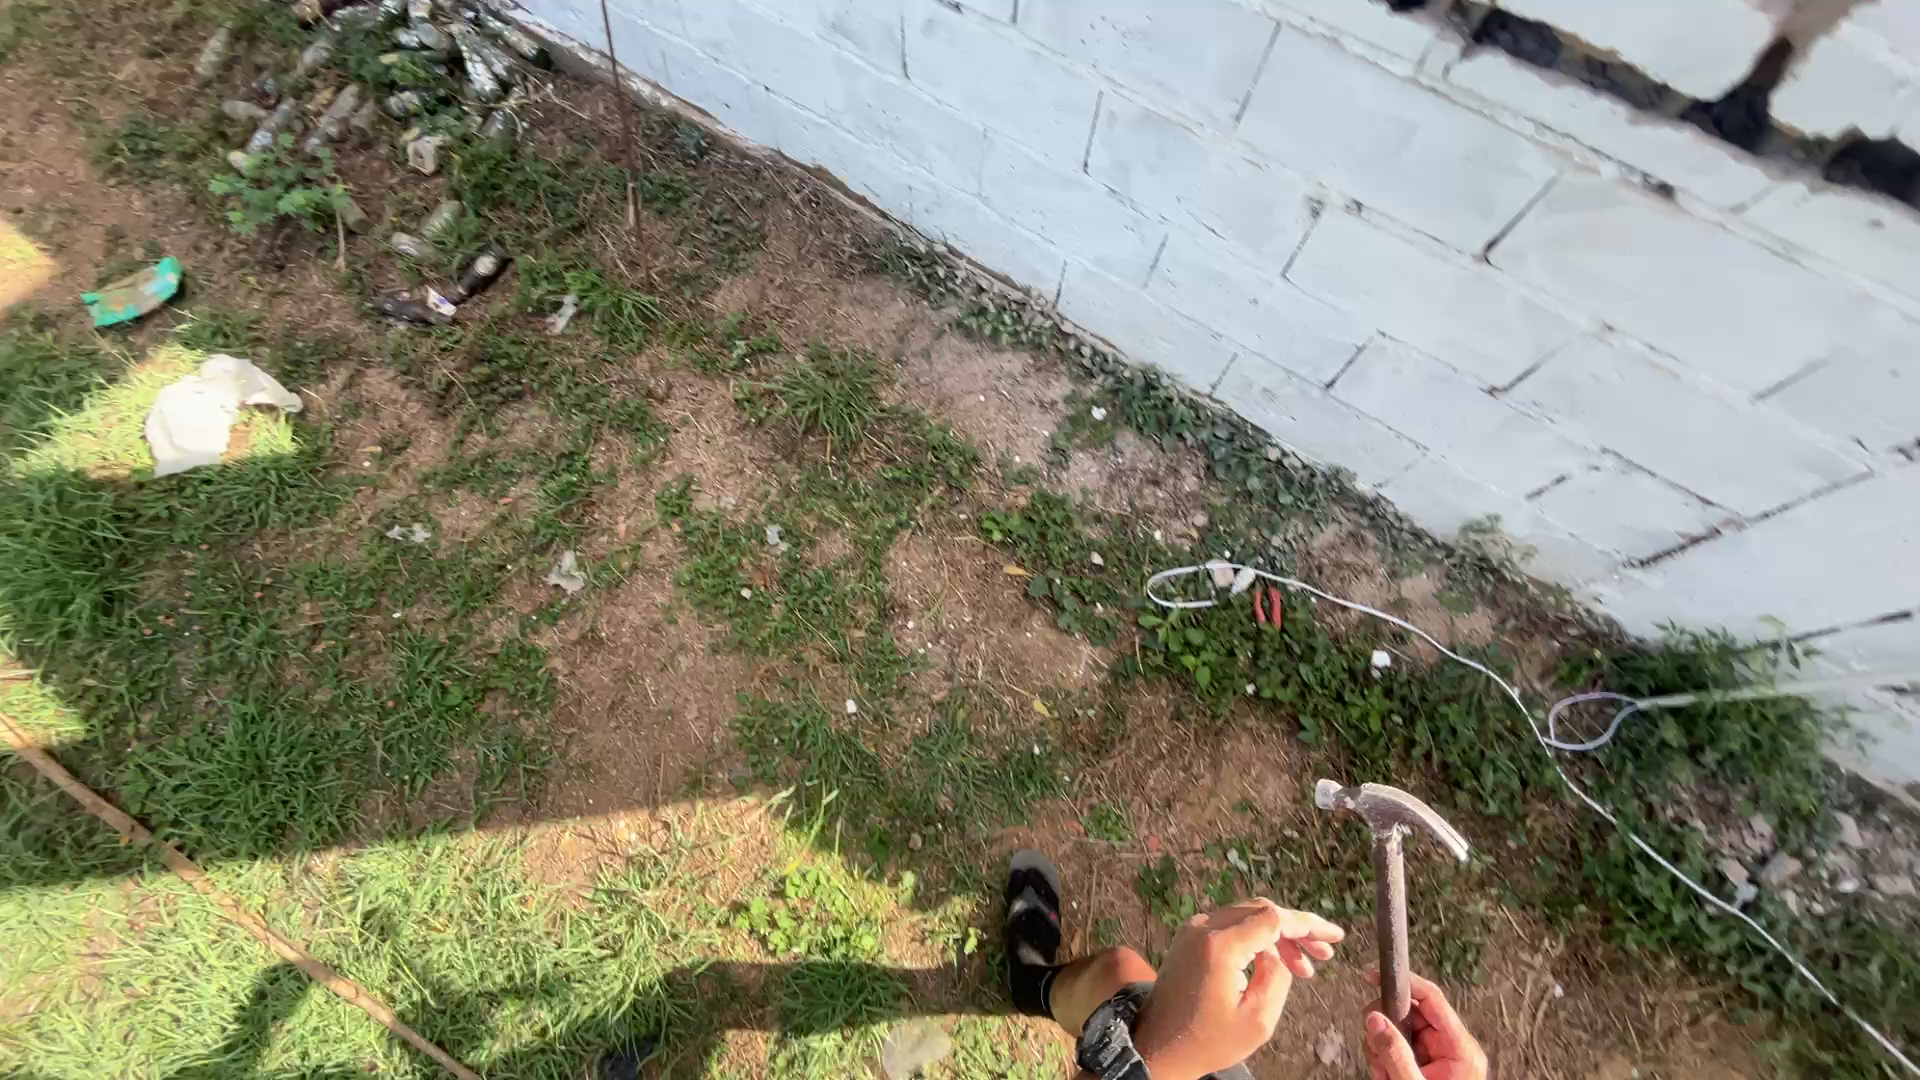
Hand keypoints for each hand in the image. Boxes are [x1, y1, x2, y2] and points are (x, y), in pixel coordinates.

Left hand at [1132, 898, 1344, 1079]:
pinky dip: (1255, 938)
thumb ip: (1275, 978)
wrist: (1159, 1043)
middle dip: (1295, 929)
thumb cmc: (1209, 1040)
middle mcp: (1204, 927)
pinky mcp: (1189, 936)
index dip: (1307, 924)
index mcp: (1220, 945)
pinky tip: (1274, 961)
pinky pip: (1229, 926)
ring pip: (1245, 916)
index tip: (1334, 936)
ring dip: (1276, 934)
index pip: (1272, 918)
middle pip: (1259, 911)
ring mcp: (1193, 928)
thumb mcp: (1256, 1020)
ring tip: (1304, 967)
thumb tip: (1279, 953)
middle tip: (1324, 954)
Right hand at [1360, 970, 1487, 1079]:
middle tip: (1374, 1045)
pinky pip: (1398, 1043)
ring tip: (1382, 1071)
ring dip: (1381, 1043)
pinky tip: (1384, 1073)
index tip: (1370, 975)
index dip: (1401, 982)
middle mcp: (1451, 1046)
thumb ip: (1394, 1054)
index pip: (1430, 997)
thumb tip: (1374, 1017)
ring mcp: (1438, 1055)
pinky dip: (1384, 1055)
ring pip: (1398, 1026)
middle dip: (1384, 1023)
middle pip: (1409, 1010)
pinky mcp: (1426, 1064)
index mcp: (1460, 1048)